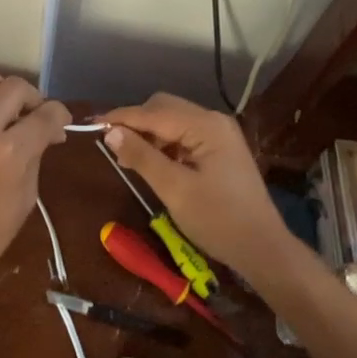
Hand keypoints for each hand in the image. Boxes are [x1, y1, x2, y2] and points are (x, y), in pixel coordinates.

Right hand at [98, 92, 286, 273]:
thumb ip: (143, 157)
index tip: (93, 124)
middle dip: (136, 123)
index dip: (122, 118)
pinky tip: (154, 163)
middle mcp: (213, 120)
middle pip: (164, 108)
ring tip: (129, 158)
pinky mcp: (220, 148)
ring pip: (173, 121)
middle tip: (112, 147)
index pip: (155, 112)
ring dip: (150, 134)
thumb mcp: (175, 191)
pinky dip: (165, 144)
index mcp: (206, 126)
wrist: (264, 249)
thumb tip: (111, 132)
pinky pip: (184, 135)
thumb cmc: (219, 221)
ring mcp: (219, 133)